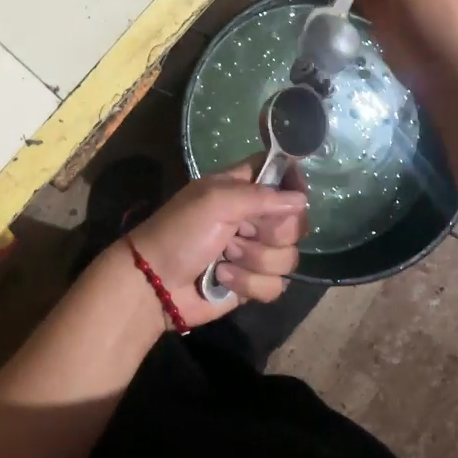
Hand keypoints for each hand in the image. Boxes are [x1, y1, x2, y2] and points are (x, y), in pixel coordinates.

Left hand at [123, 162, 307, 328]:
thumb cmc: (180, 232)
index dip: (291, 182)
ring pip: (287, 256)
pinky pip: (275, 285)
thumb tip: (302, 199)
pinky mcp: (252, 283)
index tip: (295, 196)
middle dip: (270, 233)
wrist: (155, 282)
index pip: (278, 172)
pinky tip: (224, 279)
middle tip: (240, 233)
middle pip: (293, 220)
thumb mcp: (214, 202)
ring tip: (224, 257)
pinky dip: (249, 284)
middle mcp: (250, 216)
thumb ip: (260, 197)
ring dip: (254, 260)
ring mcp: (253, 251)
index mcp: (239, 188)